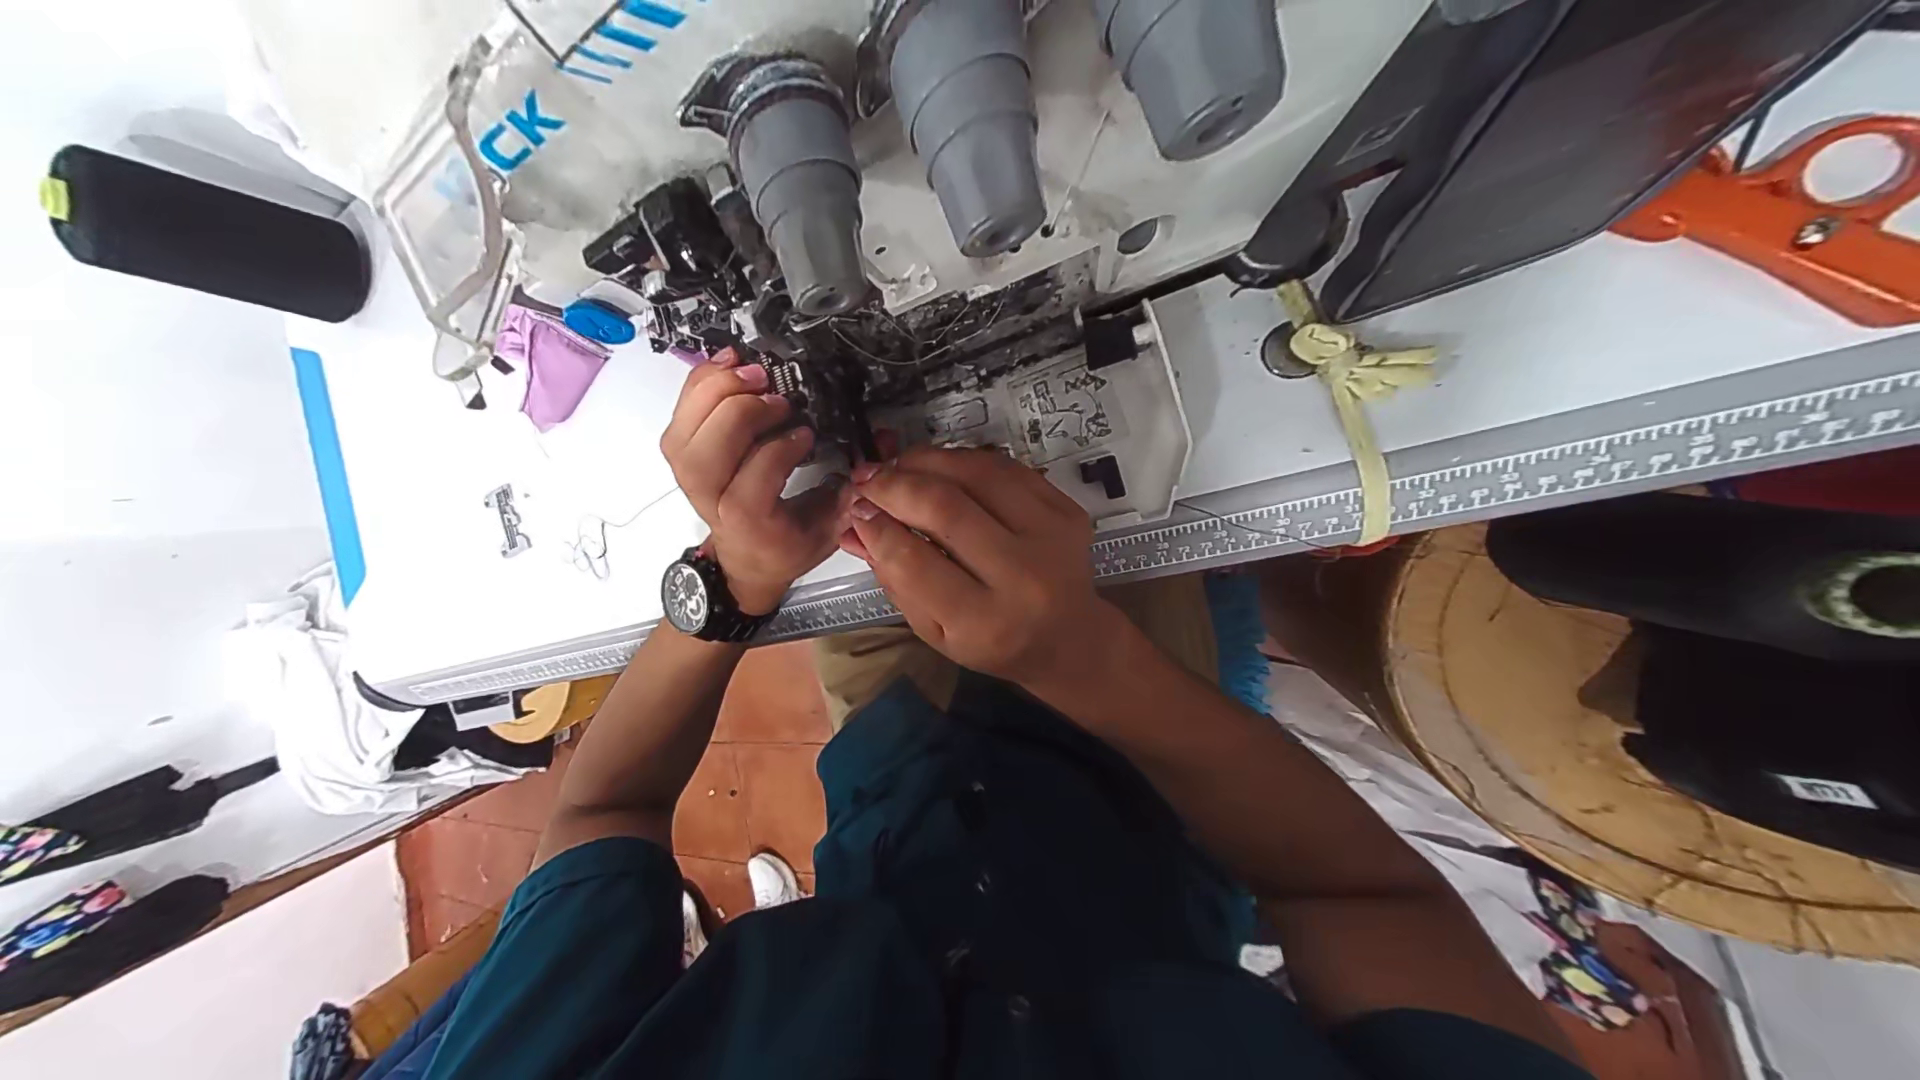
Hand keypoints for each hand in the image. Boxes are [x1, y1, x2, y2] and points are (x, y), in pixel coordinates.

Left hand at [661, 349, 852, 614]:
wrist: (747, 558)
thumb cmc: (785, 546)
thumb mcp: (826, 534)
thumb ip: (846, 504)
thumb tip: (865, 469)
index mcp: (751, 527)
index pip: (748, 490)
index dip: (777, 453)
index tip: (806, 433)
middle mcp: (712, 504)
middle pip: (703, 459)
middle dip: (739, 415)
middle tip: (777, 397)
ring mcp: (691, 478)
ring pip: (682, 435)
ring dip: (714, 393)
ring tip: (752, 372)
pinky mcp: (685, 455)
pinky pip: (680, 416)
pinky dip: (700, 383)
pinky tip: (727, 363)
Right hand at [844, 445, 1129, 691]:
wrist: (1067, 635)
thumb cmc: (992, 641)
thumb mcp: (935, 630)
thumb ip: (895, 579)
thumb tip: (856, 526)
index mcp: (984, 622)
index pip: (916, 563)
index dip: (878, 529)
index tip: (856, 511)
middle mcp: (1023, 576)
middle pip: (946, 509)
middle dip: (895, 486)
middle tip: (866, 479)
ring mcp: (1052, 536)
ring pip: (978, 474)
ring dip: (927, 461)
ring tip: (897, 465)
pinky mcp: (1066, 509)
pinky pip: (1006, 467)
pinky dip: (963, 459)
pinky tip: (938, 465)